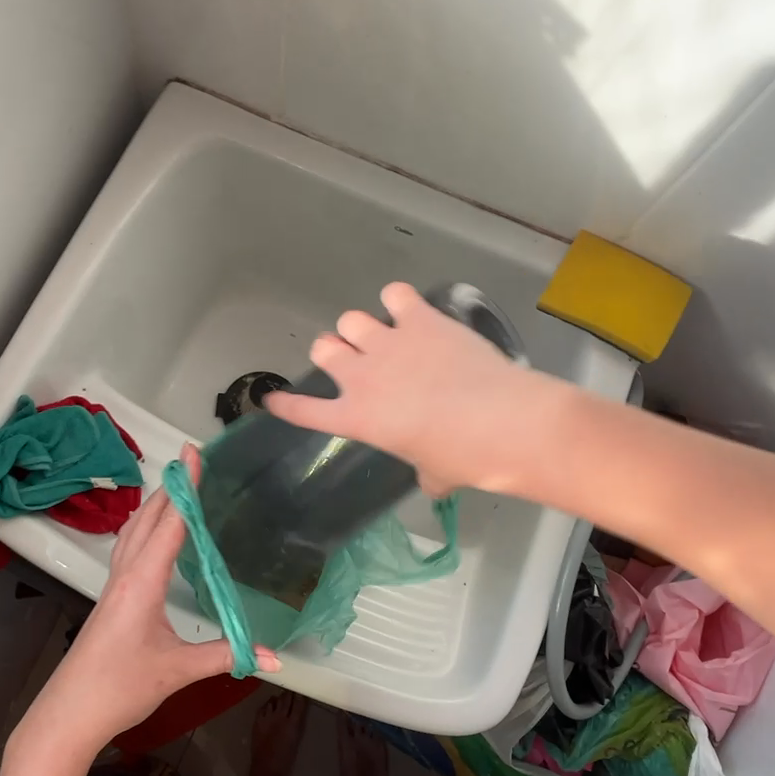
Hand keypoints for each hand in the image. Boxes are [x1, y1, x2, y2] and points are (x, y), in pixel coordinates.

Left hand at [11, 445, 280, 763]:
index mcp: (142, 582)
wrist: (68, 714)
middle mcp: (126, 575)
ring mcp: (114, 586)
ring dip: (155, 506)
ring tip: (177, 488)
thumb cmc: (120, 688)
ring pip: (133, 532)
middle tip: (193, 461)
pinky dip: (145, 529)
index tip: (193, 453)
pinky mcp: (111, 599)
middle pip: (148, 519)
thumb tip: (275, 657)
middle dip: (170, 487)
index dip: (185, 488)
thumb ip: (226, 656)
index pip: (169, 524)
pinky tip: (155, 536)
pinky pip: (128, 549)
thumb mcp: (178, 670)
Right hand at [264, 282, 573, 496]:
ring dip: (361, 328)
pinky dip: (398, 301)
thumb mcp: (435, 474)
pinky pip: (395, 294)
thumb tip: (433, 481)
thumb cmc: (464, 459)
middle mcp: (362, 377)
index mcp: (357, 419)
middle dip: (333, 353)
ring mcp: (389, 343)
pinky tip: (408, 310)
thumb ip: (424, 473)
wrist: (502, 423)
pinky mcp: (420, 319)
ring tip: (382, 335)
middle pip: (323, 348)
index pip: (304, 411)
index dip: (284, 404)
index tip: (272, 398)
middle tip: (354, 361)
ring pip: (351, 319)